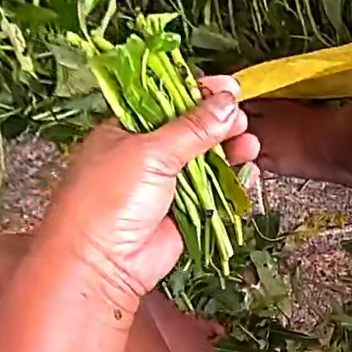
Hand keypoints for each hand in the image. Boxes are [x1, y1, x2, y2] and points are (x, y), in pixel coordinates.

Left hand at [39, 75, 258, 310]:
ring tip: (250, 144)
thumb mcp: (150, 152)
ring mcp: (165, 186)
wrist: (102, 263)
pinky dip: (231, 183)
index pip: (168, 100)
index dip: (199, 93)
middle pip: (192, 131)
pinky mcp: (183, 214)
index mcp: (126, 129)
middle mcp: (146, 155)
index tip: (228, 88)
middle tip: (242, 119)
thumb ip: (192, 128)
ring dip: (229, 152)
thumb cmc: (108, 200)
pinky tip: (246, 171)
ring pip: (205, 163)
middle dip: (220, 124)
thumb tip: (226, 104)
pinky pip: (212, 193)